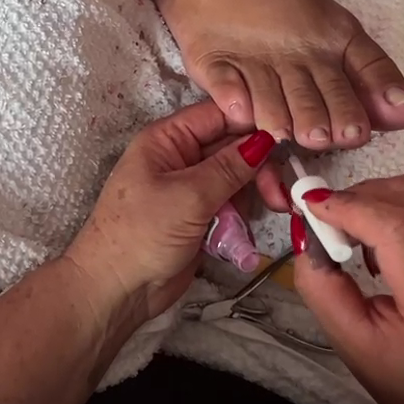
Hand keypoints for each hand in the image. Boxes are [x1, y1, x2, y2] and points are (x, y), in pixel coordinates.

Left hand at [64, 101, 273, 322]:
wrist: (116, 290)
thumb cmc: (142, 233)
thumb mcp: (188, 196)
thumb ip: (229, 168)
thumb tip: (266, 140)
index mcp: (167, 138)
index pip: (217, 114)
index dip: (252, 121)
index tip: (287, 136)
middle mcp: (179, 156)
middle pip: (231, 146)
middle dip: (258, 166)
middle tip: (278, 193)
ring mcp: (190, 187)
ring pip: (236, 177)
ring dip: (255, 192)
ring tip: (273, 208)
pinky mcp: (199, 215)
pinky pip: (231, 204)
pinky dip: (243, 214)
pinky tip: (248, 231)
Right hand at [289, 159, 403, 403]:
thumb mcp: (350, 345)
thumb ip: (320, 285)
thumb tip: (307, 228)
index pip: (397, 229)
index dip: (349, 207)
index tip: (310, 205)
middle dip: (359, 197)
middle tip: (332, 222)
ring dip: (384, 192)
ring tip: (365, 226)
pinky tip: (403, 200)